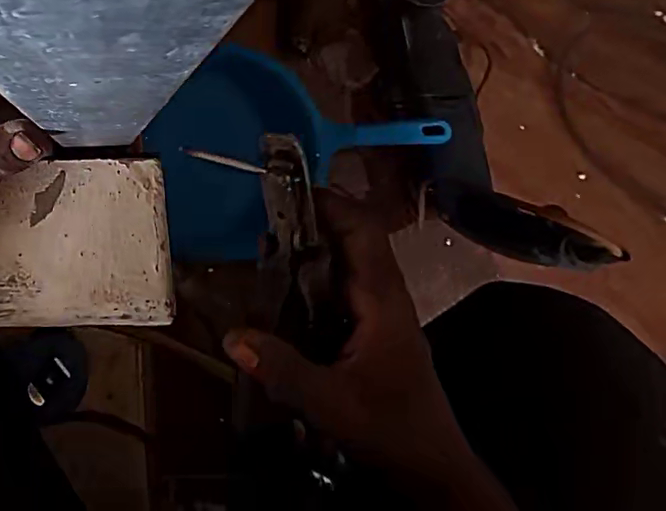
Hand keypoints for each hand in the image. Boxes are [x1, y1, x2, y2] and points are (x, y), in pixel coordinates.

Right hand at [222, 191, 514, 509]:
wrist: (435, 478)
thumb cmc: (394, 432)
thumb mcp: (335, 406)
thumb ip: (284, 370)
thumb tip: (230, 336)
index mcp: (381, 301)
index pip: (361, 231)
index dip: (328, 203)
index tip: (285, 186)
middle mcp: (381, 297)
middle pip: (349, 238)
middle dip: (309, 216)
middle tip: (262, 204)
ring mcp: (376, 312)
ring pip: (342, 259)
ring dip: (307, 241)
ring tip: (262, 231)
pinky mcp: (366, 328)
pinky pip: (335, 283)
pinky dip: (307, 268)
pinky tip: (275, 276)